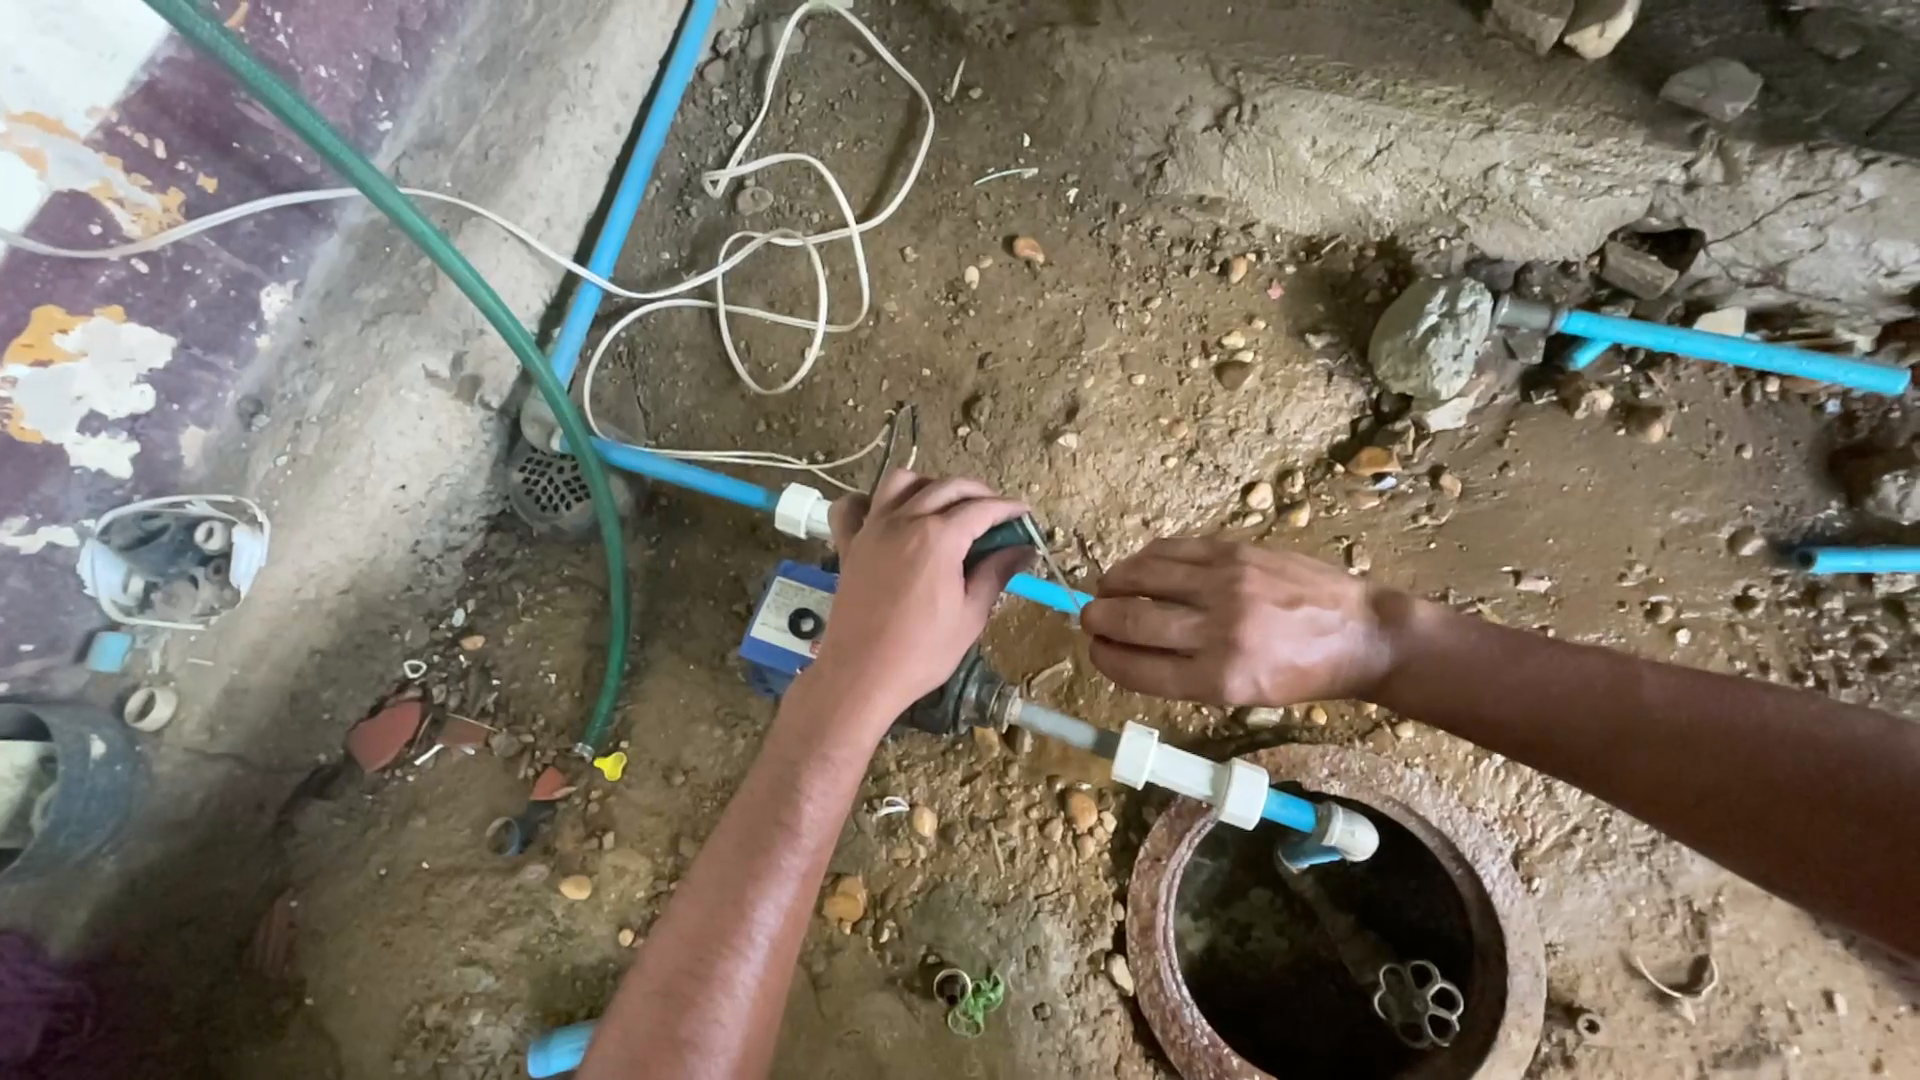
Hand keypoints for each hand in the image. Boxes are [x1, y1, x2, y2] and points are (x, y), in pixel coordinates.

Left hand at [805, 471, 1030, 727]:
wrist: (861, 675)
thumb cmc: (922, 652)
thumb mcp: (970, 615)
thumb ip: (996, 573)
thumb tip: (1024, 550)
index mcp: (938, 537)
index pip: (981, 509)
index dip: (1007, 509)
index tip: (1024, 514)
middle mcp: (904, 521)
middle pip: (946, 487)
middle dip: (977, 492)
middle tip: (995, 512)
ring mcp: (871, 529)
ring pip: (900, 482)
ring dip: (928, 485)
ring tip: (945, 505)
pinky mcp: (849, 545)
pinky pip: (852, 507)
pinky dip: (870, 501)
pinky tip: (885, 514)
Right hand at [1082, 538, 1403, 705]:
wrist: (1359, 632)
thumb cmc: (1298, 674)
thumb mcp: (1240, 694)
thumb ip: (1181, 673)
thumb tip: (1124, 649)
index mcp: (1218, 678)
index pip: (1135, 668)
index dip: (1104, 659)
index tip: (1094, 650)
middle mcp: (1218, 630)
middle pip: (1130, 621)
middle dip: (1095, 620)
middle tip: (1089, 619)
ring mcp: (1225, 584)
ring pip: (1141, 576)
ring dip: (1110, 584)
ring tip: (1106, 590)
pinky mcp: (1232, 551)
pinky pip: (1169, 549)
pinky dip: (1143, 559)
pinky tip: (1138, 567)